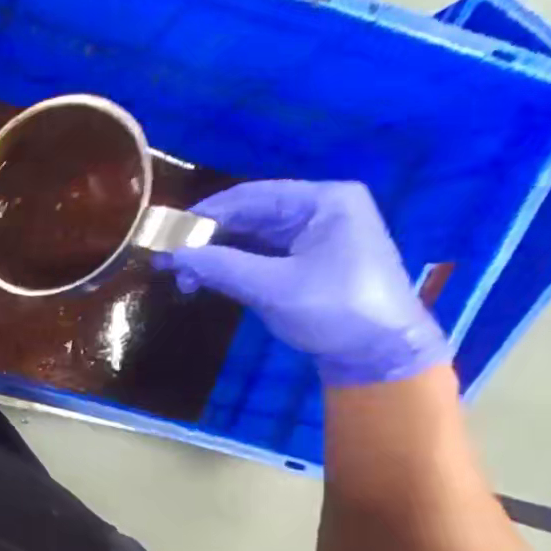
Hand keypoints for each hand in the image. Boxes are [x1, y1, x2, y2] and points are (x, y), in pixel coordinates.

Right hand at [154, 180, 448, 386]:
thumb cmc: (335, 310)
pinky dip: (234, 266)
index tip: (169, 235)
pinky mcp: (309, 263)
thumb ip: (222, 268)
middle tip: (171, 261)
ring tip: (185, 278)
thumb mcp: (274, 288)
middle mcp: (320, 210)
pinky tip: (209, 279)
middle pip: (252, 215)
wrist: (381, 353)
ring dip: (218, 255)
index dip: (206, 214)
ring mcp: (316, 237)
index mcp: (323, 201)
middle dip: (209, 238)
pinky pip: (263, 256)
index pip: (252, 196)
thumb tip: (174, 255)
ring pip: (254, 237)